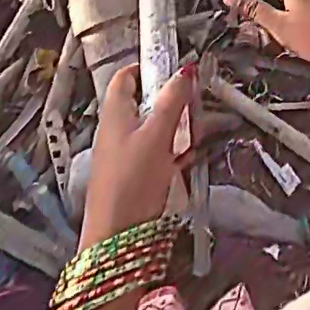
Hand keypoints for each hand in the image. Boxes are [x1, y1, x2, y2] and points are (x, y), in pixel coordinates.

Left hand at [81, 63, 196, 245]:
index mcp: (115, 112)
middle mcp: (116, 129)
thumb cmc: (134, 180)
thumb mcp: (158, 136)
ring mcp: (123, 154)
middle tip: (193, 109)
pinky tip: (186, 162)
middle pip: (144, 102)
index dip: (148, 67)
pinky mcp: (132, 176)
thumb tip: (186, 67)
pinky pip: (155, 152)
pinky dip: (172, 152)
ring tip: (195, 139)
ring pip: (153, 128)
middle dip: (172, 103)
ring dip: (176, 129)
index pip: (126, 76)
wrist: (116, 242)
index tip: (175, 71)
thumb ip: (173, 101)